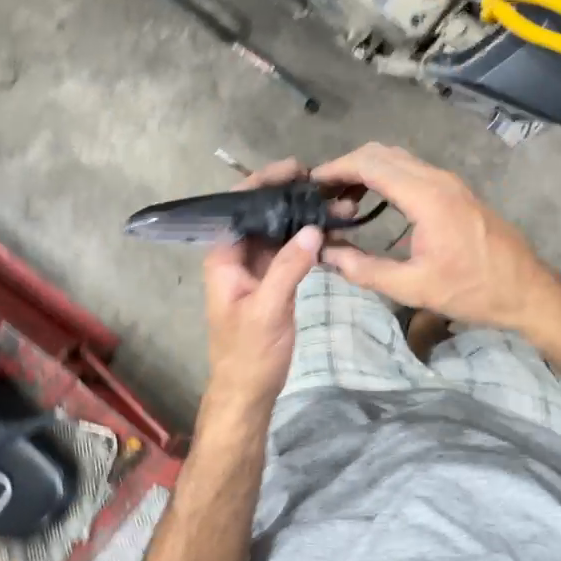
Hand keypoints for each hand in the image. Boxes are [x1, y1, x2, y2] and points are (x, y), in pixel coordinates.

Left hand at [201, 160, 323, 409]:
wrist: (248, 392)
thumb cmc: (248, 353)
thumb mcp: (267, 310)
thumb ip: (288, 268)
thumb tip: (312, 229)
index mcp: (223, 256)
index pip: (239, 206)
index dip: (264, 182)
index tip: (295, 168)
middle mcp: (237, 254)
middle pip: (262, 213)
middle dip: (291, 196)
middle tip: (325, 184)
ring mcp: (256, 266)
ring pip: (279, 230)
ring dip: (303, 216)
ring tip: (336, 203)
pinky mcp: (274, 279)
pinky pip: (290, 249)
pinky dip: (308, 238)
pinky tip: (331, 230)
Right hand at [312, 144, 560, 339]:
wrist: (528, 290)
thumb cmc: (474, 290)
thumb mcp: (415, 287)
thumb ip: (366, 270)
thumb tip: (325, 255)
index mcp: (427, 197)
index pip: (371, 164)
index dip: (336, 168)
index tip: (310, 182)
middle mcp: (437, 179)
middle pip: (381, 154)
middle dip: (347, 166)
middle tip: (320, 193)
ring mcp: (448, 181)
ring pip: (397, 159)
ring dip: (366, 170)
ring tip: (340, 199)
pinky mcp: (454, 190)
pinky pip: (411, 169)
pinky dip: (385, 176)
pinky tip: (371, 201)